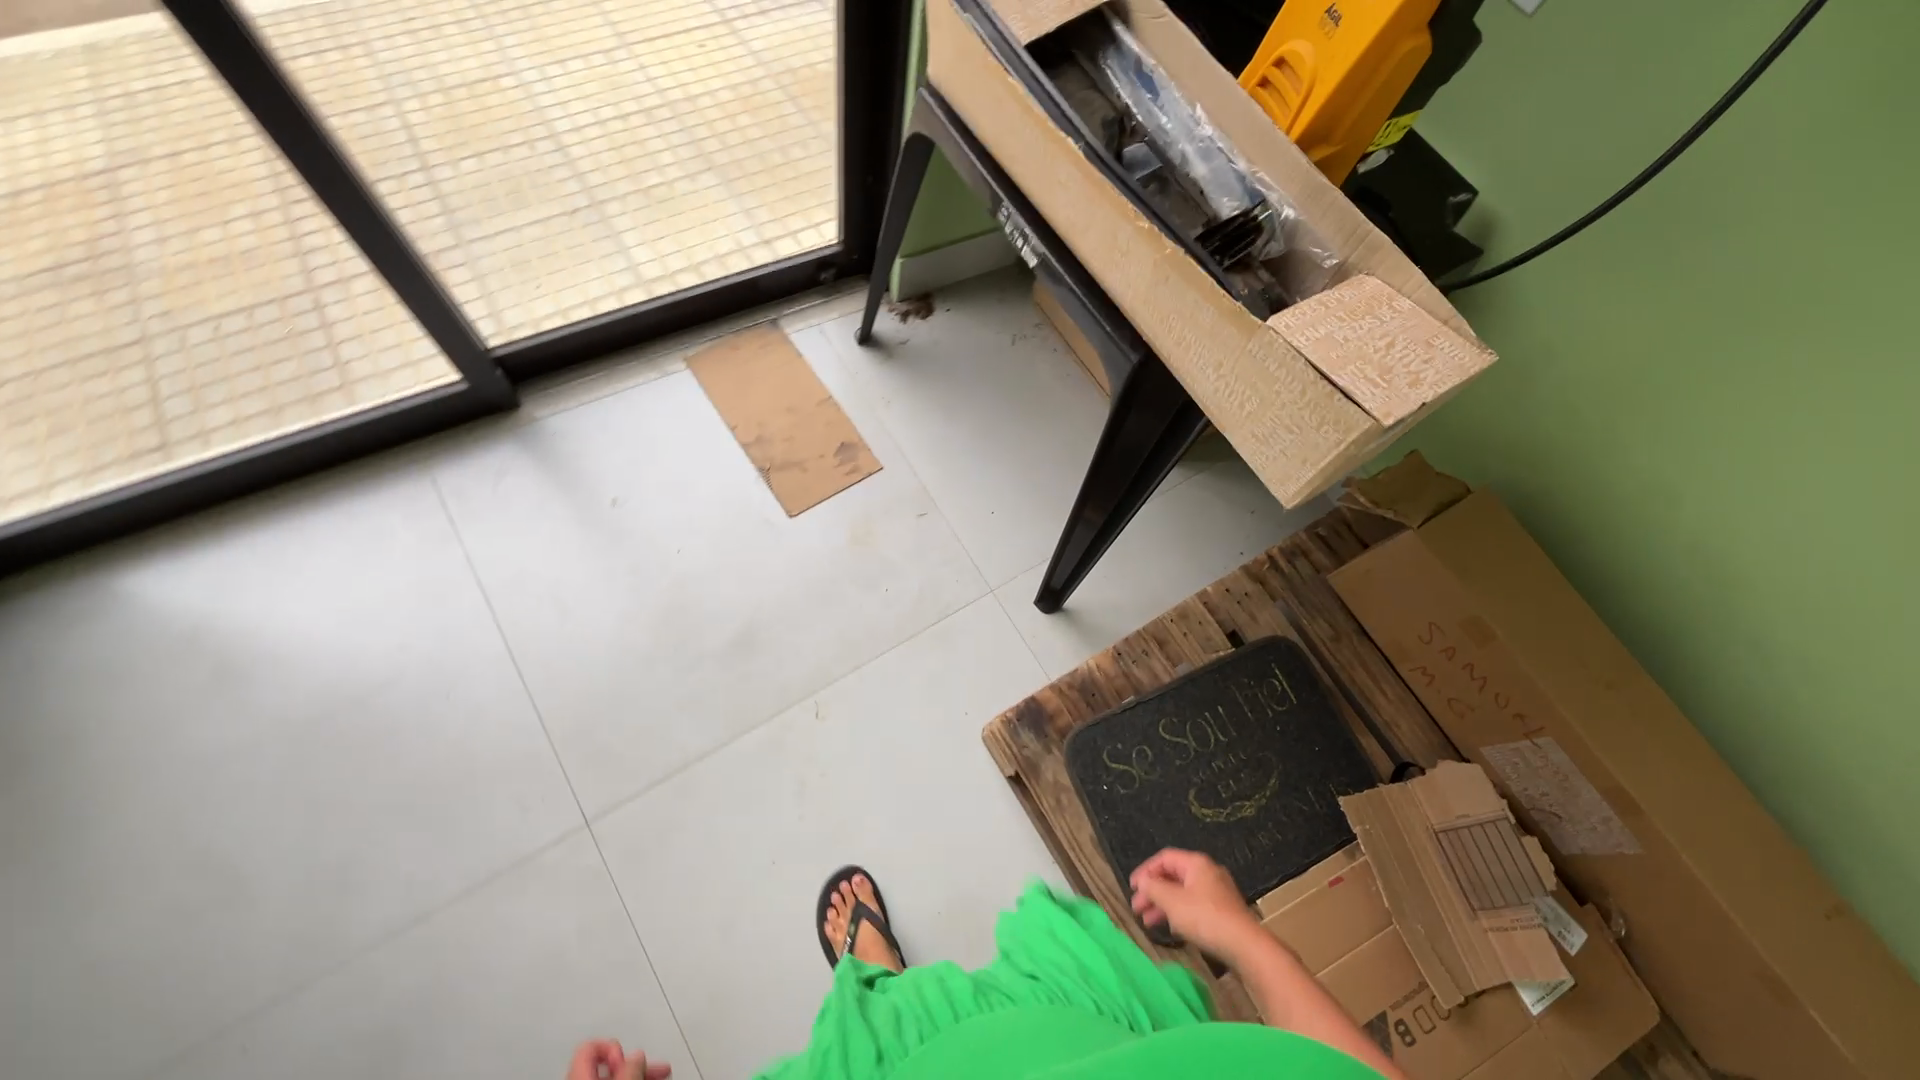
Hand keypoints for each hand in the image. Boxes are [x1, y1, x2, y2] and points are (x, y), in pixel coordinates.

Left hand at [566, 1040, 671, 1079]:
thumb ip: (630, 1070)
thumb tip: (636, 1055)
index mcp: (578, 1079)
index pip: (588, 1049)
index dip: (612, 1048)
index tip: (629, 1060)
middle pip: (605, 1068)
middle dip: (635, 1066)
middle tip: (656, 1070)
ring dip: (638, 1078)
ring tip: (659, 1078)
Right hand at [1129, 848, 1263, 960]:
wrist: (1244, 945)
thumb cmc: (1205, 917)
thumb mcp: (1172, 901)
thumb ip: (1153, 888)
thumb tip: (1142, 881)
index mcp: (1196, 864)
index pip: (1164, 858)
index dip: (1145, 870)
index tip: (1132, 887)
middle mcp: (1208, 873)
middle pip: (1173, 876)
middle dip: (1153, 892)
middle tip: (1137, 908)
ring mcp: (1217, 892)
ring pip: (1183, 893)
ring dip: (1163, 905)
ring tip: (1148, 922)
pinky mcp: (1222, 911)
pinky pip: (1194, 906)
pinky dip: (1179, 913)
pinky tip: (1171, 928)